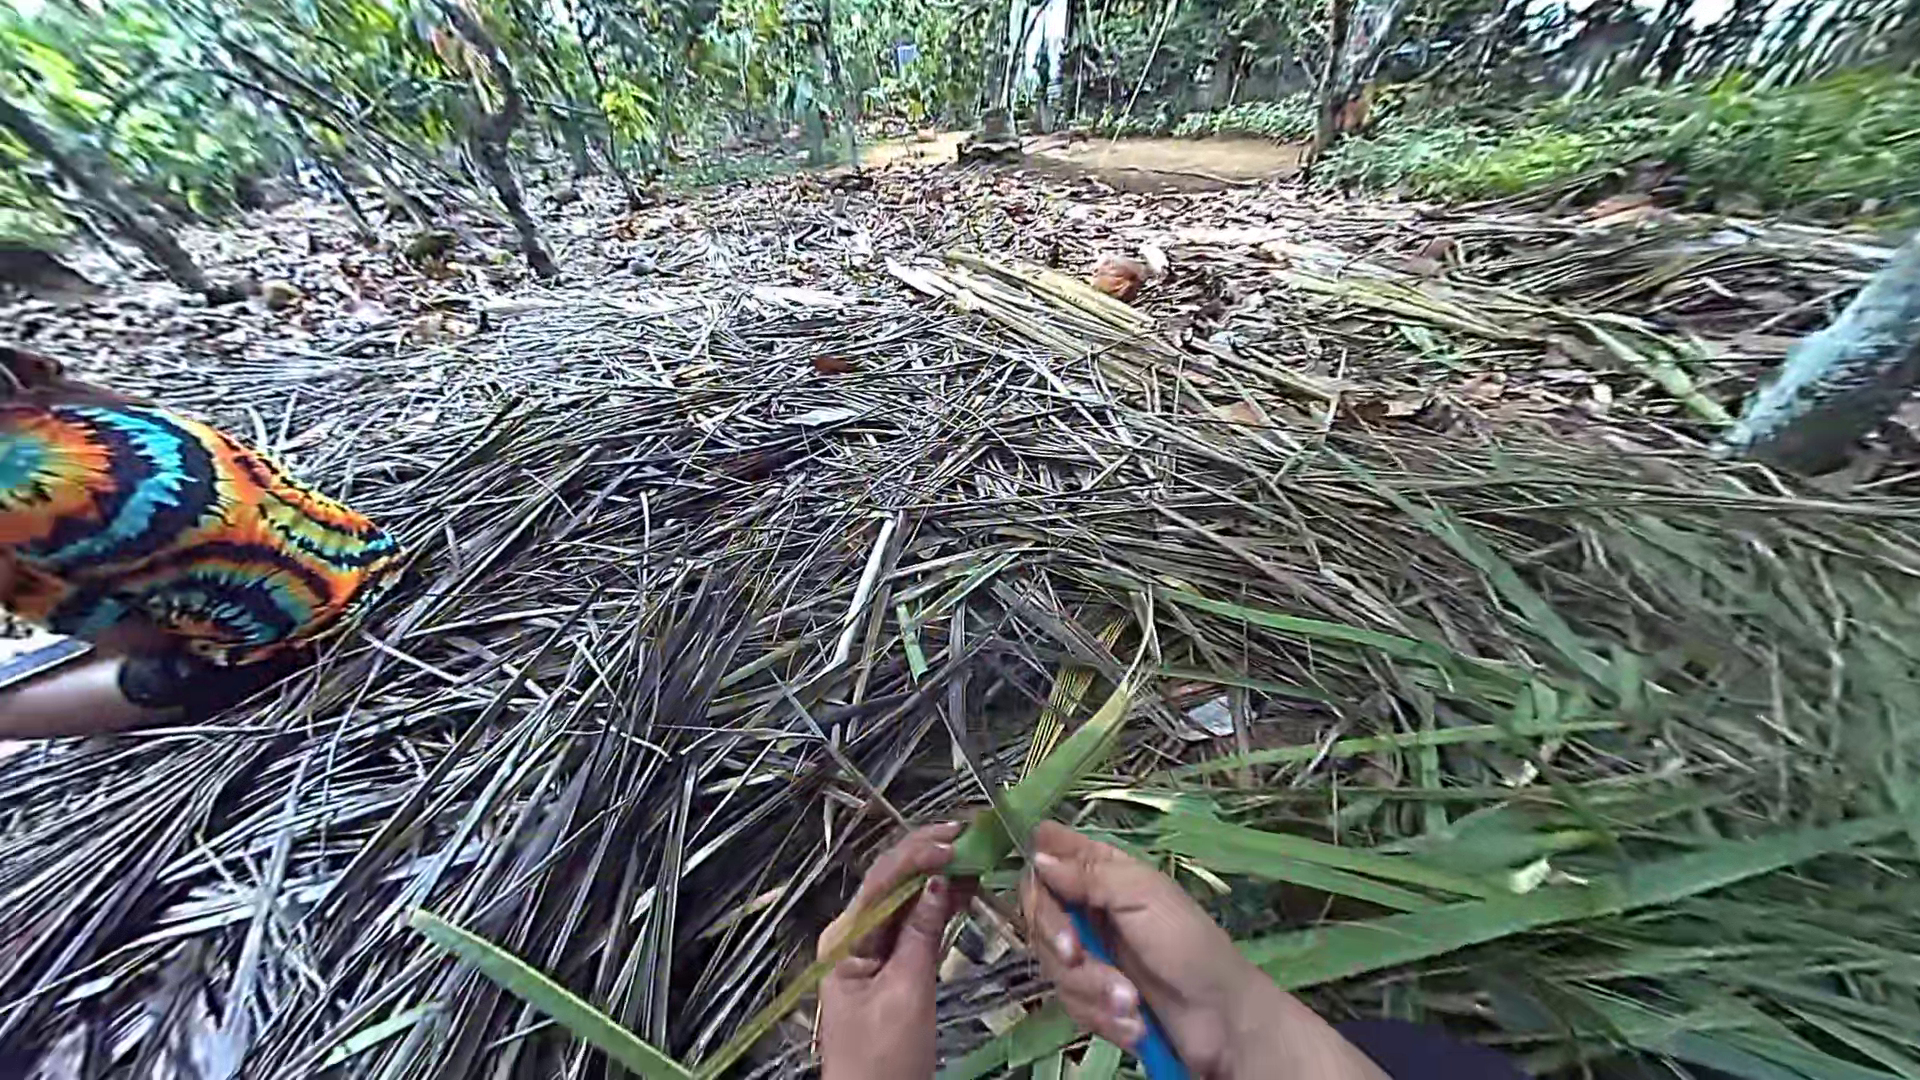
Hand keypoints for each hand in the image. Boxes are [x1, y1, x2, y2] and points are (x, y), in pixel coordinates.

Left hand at [816, 822, 973, 1079]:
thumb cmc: (885, 1062)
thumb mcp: (907, 994)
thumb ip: (921, 932)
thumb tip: (939, 879)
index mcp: (846, 936)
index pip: (882, 879)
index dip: (917, 854)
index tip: (953, 842)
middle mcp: (855, 931)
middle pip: (893, 879)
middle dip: (928, 853)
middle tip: (966, 833)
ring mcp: (873, 944)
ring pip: (907, 895)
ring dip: (938, 872)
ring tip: (971, 850)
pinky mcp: (892, 958)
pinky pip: (915, 918)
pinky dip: (940, 900)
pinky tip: (964, 884)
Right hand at [1021, 822, 1389, 1079]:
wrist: (1226, 1026)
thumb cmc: (1189, 945)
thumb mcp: (1141, 897)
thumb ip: (1087, 875)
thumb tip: (1037, 857)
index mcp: (1099, 867)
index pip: (1046, 849)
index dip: (1037, 867)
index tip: (1047, 893)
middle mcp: (1085, 902)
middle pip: (1036, 908)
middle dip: (1057, 940)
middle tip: (1077, 956)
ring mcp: (1086, 948)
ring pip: (1050, 960)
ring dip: (1089, 988)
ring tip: (1130, 1004)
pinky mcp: (1091, 992)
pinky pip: (1068, 1000)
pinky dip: (1099, 1015)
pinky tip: (1132, 1022)